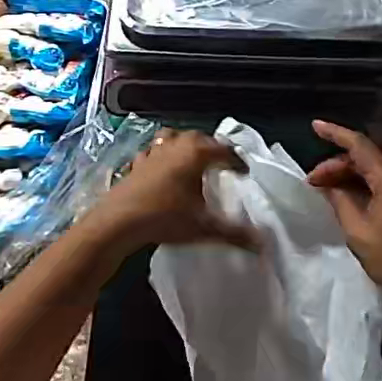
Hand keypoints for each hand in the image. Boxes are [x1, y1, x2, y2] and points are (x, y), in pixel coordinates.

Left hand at [85, 130, 258, 255]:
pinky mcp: (138, 161)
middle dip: (214, 149)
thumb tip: (262, 243)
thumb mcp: (204, 227)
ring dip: (186, 145)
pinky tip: (162, 168)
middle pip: (201, 139)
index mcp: (197, 152)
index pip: (225, 151)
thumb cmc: (165, 218)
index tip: (244, 174)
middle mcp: (177, 144)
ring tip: (193, 160)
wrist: (119, 221)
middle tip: (223, 165)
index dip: (237, 162)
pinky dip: (162, 156)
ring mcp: (155, 151)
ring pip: (175, 137)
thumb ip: (235, 234)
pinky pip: (154, 151)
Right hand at [308, 120, 381, 322]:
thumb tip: (327, 183)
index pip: (360, 145)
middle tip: (313, 181)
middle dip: (337, 164)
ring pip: (373, 169)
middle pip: (366, 157)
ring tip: (325, 188)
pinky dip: (362, 184)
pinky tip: (345, 195)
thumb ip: (340, 200)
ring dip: (348, 174)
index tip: (314, 126)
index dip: (335, 133)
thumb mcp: (358, 231)